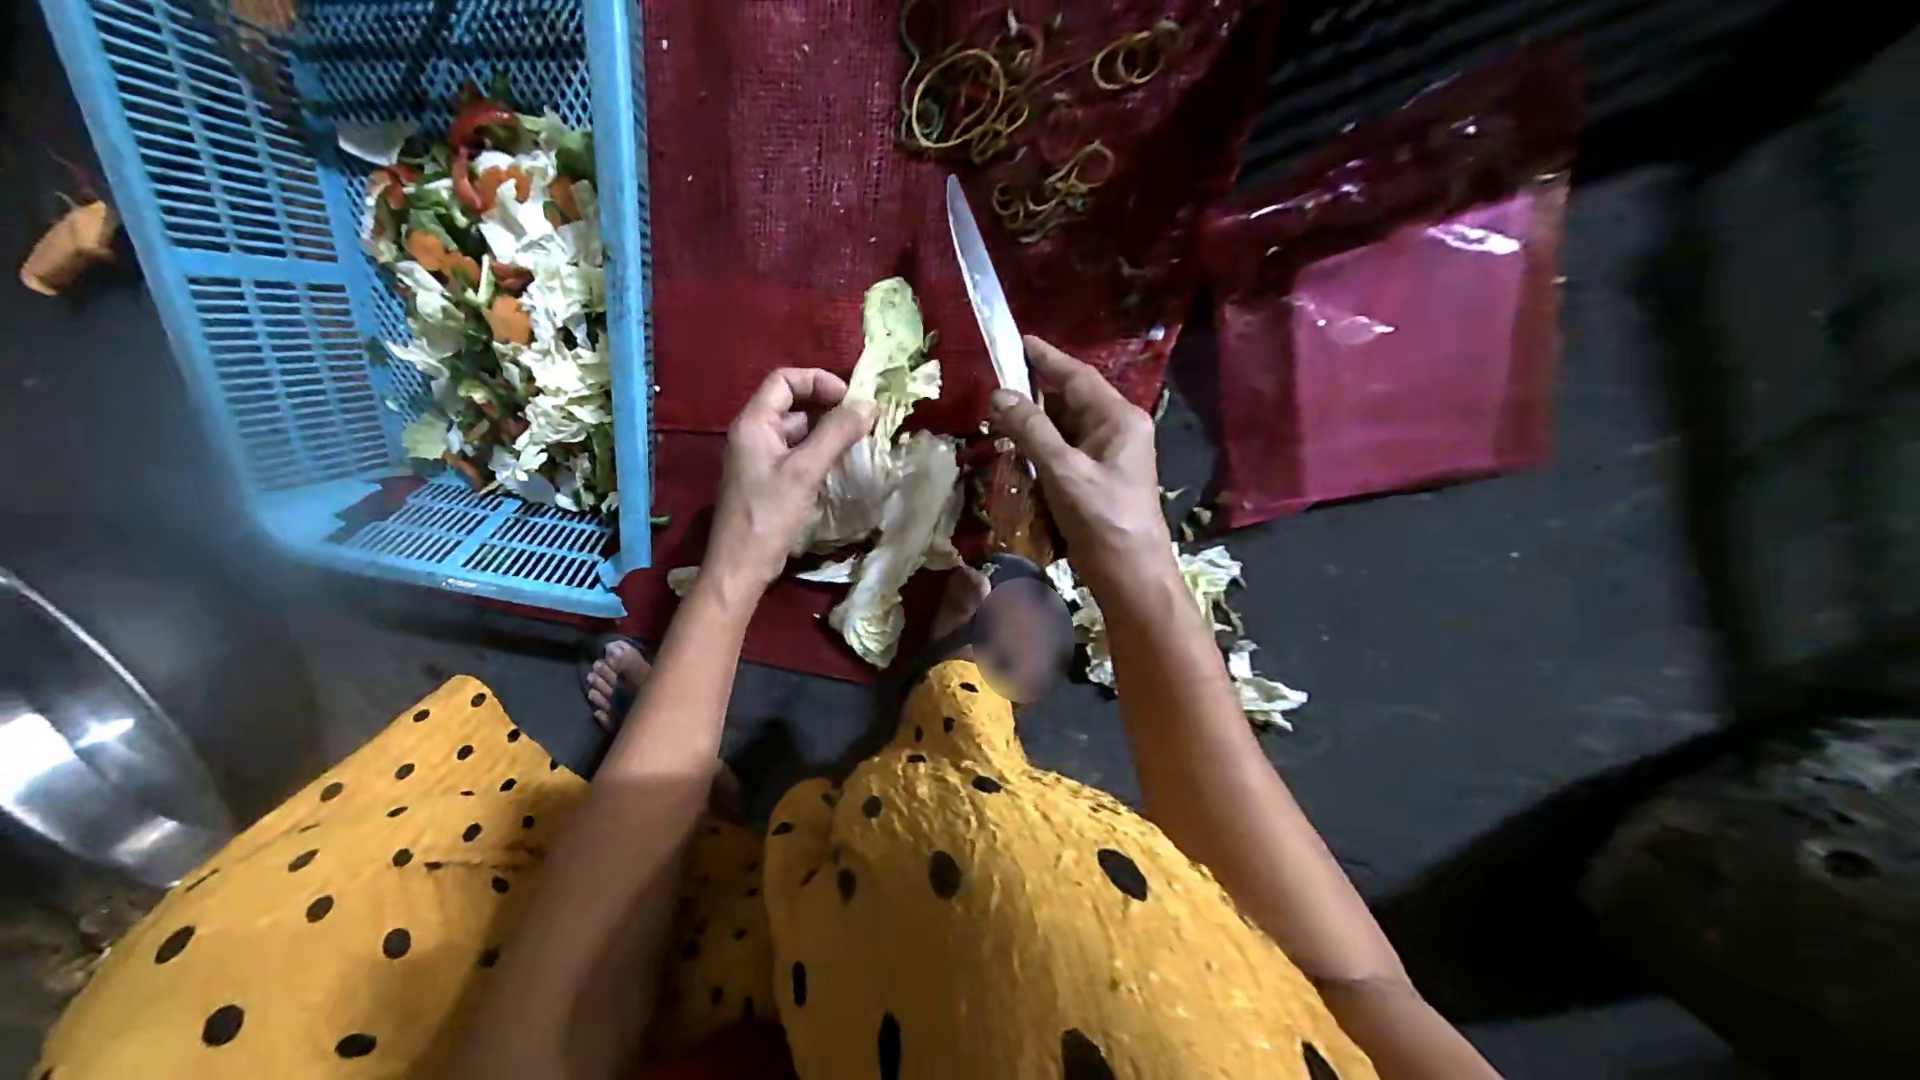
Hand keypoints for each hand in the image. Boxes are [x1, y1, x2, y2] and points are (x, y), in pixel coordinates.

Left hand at [705, 368, 873, 595]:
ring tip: (857, 441)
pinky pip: (797, 454)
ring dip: (826, 431)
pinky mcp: (769, 480)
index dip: (818, 380)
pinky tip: (841, 465)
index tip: (850, 398)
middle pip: (792, 403)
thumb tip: (868, 405)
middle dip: (827, 406)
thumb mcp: (805, 471)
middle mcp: (753, 434)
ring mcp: (760, 458)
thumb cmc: (769, 515)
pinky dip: (819, 452)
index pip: (784, 380)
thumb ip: (836, 434)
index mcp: (753, 423)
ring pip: (797, 431)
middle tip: (860, 420)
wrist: (742, 565)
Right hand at [988, 336, 1171, 589]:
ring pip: (1063, 427)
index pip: (1077, 377)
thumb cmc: (1103, 518)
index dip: (1046, 357)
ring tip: (997, 420)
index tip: (1017, 340)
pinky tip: (1015, 452)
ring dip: (1032, 424)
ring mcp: (1106, 455)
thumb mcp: (1064, 471)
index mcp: (1118, 419)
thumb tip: (999, 394)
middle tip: (993, 390)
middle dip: (1032, 395)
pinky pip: (1063, 451)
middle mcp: (1115, 430)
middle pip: (1069, 400)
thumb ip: (1032, 430)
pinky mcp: (1095, 478)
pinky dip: (1039, 449)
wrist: (1130, 573)